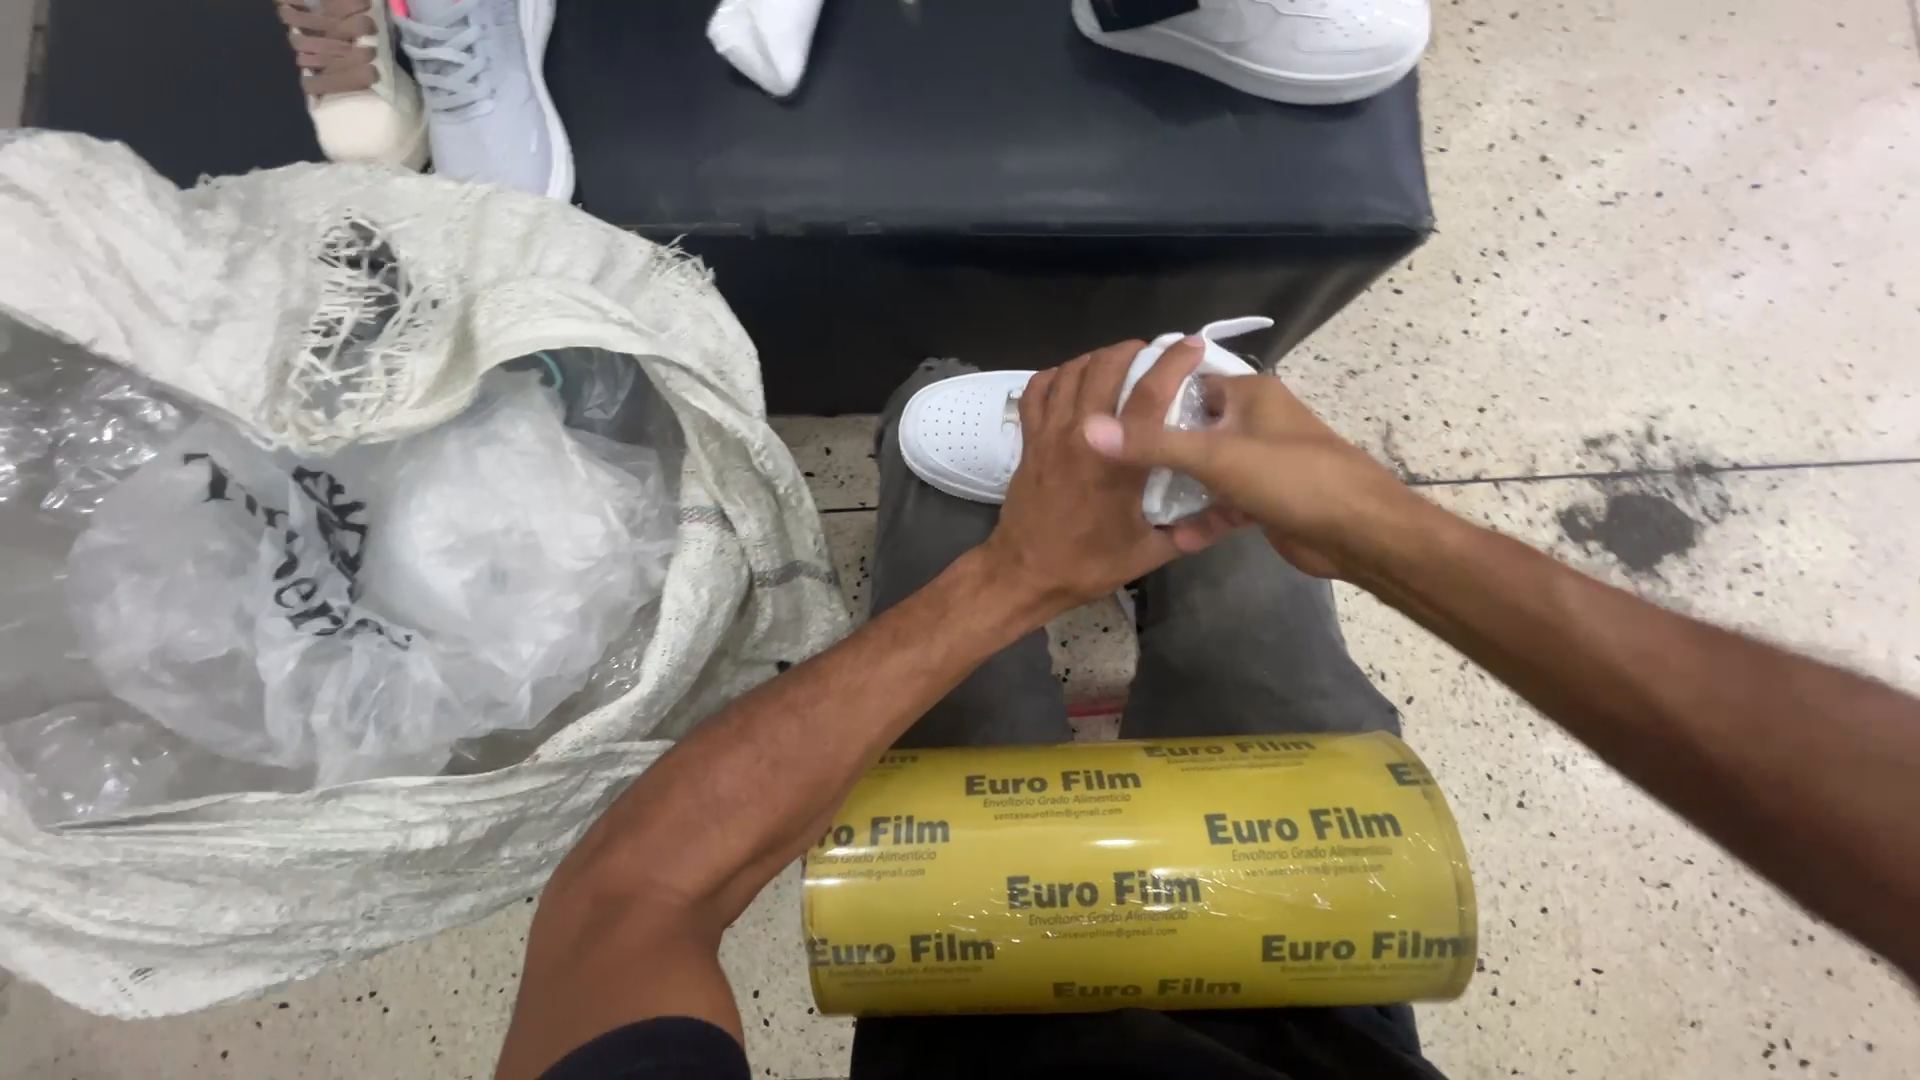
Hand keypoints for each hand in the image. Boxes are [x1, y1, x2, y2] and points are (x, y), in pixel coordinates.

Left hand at [979, 338, 1237, 616]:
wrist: (1025, 573)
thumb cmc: (1087, 564)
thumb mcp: (1149, 553)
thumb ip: (1194, 531)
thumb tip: (1237, 512)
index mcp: (1119, 462)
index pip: (1149, 394)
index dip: (1173, 361)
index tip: (1191, 345)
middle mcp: (1082, 436)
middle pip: (1105, 367)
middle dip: (1133, 350)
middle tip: (1151, 354)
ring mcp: (1049, 435)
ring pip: (1070, 372)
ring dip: (1096, 358)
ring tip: (1117, 362)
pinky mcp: (1029, 441)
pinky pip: (1036, 391)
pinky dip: (1054, 376)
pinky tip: (1071, 380)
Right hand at [1081, 370, 1427, 579]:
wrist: (1359, 534)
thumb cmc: (1292, 478)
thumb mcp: (1216, 456)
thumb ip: (1153, 443)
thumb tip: (1088, 429)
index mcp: (1248, 394)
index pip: (1187, 382)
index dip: (1148, 397)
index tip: (1105, 416)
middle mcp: (1252, 421)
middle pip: (1190, 428)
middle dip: (1155, 449)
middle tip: (1110, 467)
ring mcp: (1259, 462)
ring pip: (1205, 469)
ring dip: (1177, 488)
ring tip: (1133, 502)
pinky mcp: (1264, 499)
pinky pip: (1223, 502)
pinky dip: (1203, 518)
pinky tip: (1176, 538)